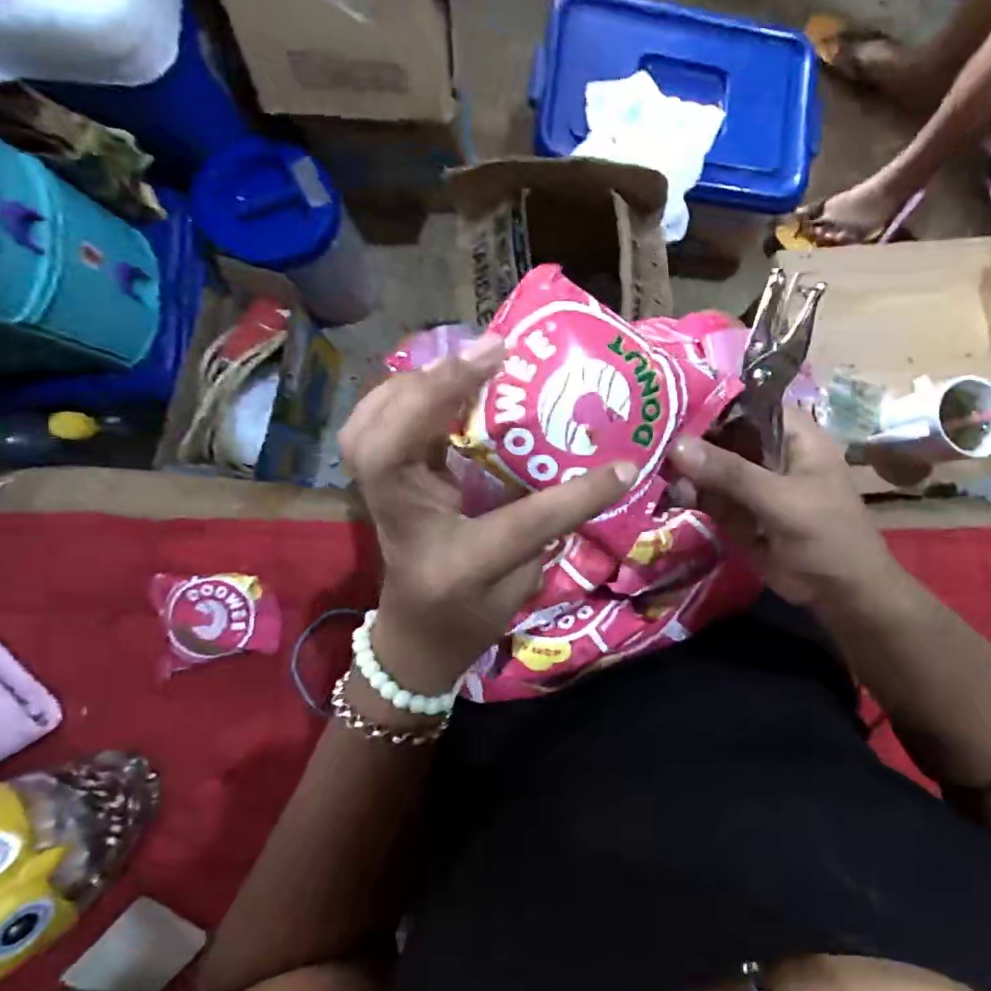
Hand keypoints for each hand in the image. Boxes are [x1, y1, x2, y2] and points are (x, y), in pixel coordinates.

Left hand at [338, 333, 635, 693]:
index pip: (517, 524)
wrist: (415, 637)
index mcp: (456, 564)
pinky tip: (436, 381)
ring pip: (367, 428)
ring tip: (465, 362)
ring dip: (414, 386)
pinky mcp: (375, 481)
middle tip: (494, 354)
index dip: (573, 497)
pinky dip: (400, 394)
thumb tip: (600, 471)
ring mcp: (376, 501)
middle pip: (389, 450)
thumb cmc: (472, 613)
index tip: (622, 470)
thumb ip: (550, 526)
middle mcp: (404, 525)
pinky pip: (372, 424)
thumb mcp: (523, 582)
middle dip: (437, 390)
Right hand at [669, 411, 900, 605]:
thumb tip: (677, 446)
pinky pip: (707, 495)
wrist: (841, 593)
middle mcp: (769, 451)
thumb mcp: (780, 499)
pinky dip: (686, 493)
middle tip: (645, 434)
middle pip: (722, 433)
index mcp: (793, 434)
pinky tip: (660, 490)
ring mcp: (751, 482)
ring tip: (647, 463)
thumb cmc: (826, 535)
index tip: (669, 402)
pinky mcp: (738, 511)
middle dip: (688, 435)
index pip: (747, 402)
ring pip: (710, 465)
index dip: (711, 400)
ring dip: (682, 466)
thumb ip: (730, 472)